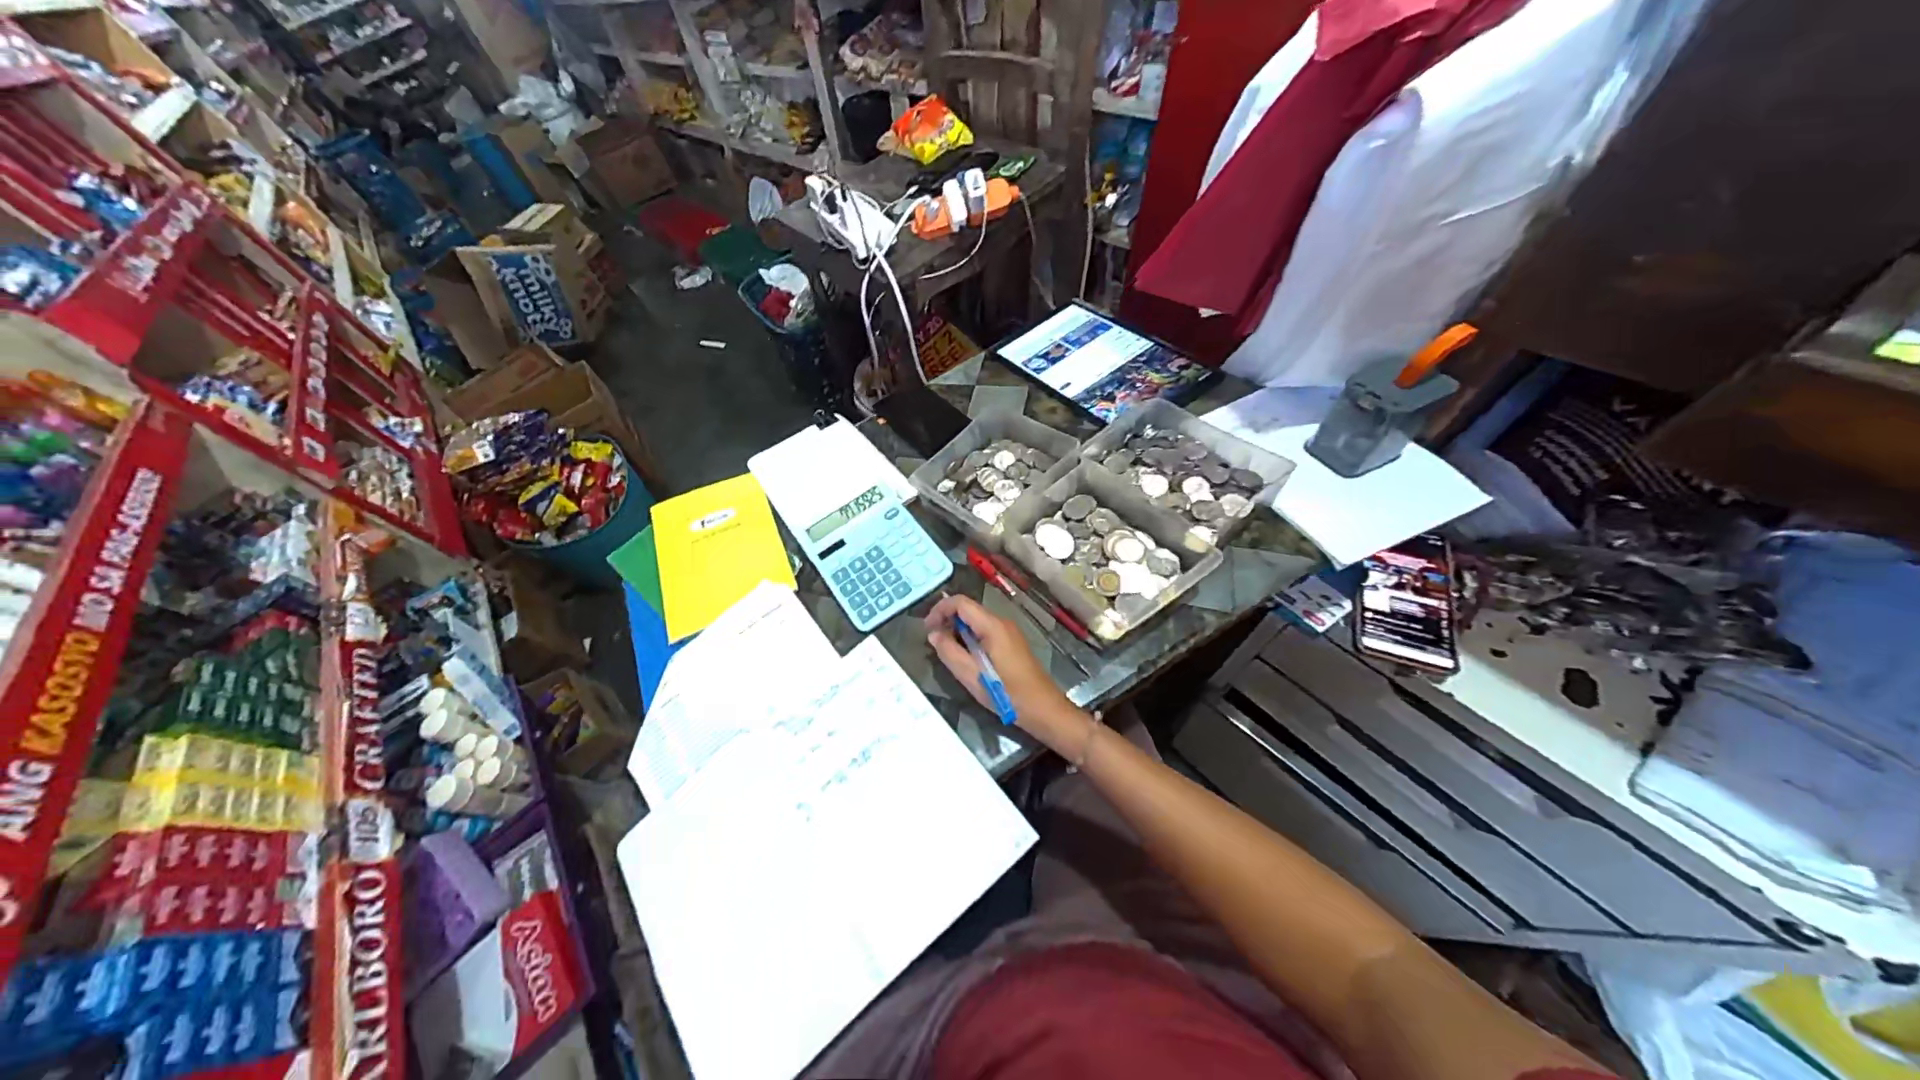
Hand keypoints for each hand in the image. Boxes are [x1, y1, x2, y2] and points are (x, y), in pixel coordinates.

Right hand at [924, 594, 1092, 754]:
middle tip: (934, 642)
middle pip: (969, 609)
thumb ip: (949, 652)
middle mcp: (1002, 622)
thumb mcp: (971, 676)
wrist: (1043, 709)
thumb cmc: (1007, 693)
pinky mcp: (1012, 643)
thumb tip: (934, 633)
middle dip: (947, 620)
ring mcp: (1010, 632)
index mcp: (993, 626)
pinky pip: (986, 631)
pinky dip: (971, 637)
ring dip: (959, 630)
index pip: (961, 603)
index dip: (939, 610)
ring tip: (947, 651)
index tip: (927, 629)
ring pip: (977, 620)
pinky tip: (967, 657)